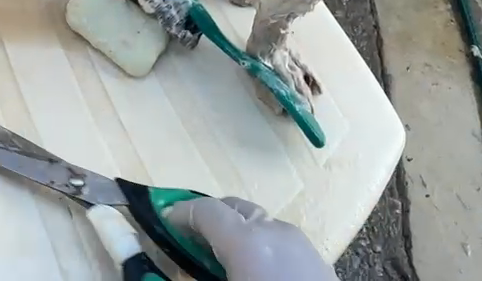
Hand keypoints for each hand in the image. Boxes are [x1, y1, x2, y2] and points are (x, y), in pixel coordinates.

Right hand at [161, 197, 334, 280]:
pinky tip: (256, 275)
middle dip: (209, 220)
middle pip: (234, 208)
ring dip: (235, 233)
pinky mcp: (318, 259)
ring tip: (221, 262)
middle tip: (188, 242)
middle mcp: (274, 230)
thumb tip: (166, 276)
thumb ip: (197, 276)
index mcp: (248, 241)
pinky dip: (260, 246)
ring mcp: (300, 242)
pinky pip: (279, 240)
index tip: (163, 221)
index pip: (207, 209)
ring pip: (259, 223)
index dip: (181, 213)